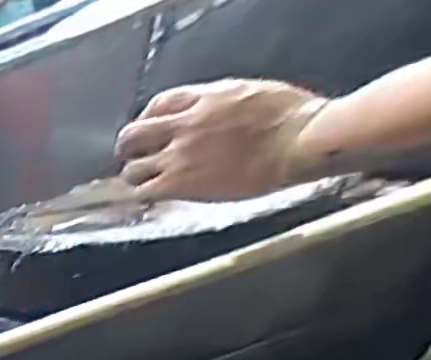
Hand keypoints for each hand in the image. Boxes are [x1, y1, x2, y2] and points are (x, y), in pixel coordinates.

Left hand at [114, 80, 329, 199]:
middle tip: (132, 158)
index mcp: (207, 98)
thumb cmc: (291, 118)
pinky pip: (142, 192)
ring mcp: (179, 155)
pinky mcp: (178, 182)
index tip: (148, 131)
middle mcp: (186, 125)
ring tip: (147, 180)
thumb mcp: (250, 93)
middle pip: (132, 135)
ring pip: (132, 169)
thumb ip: (216, 103)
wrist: (303, 141)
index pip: (158, 103)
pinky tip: (151, 197)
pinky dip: (141, 196)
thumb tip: (197, 115)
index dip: (146, 119)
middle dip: (127, 148)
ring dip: (135, 176)